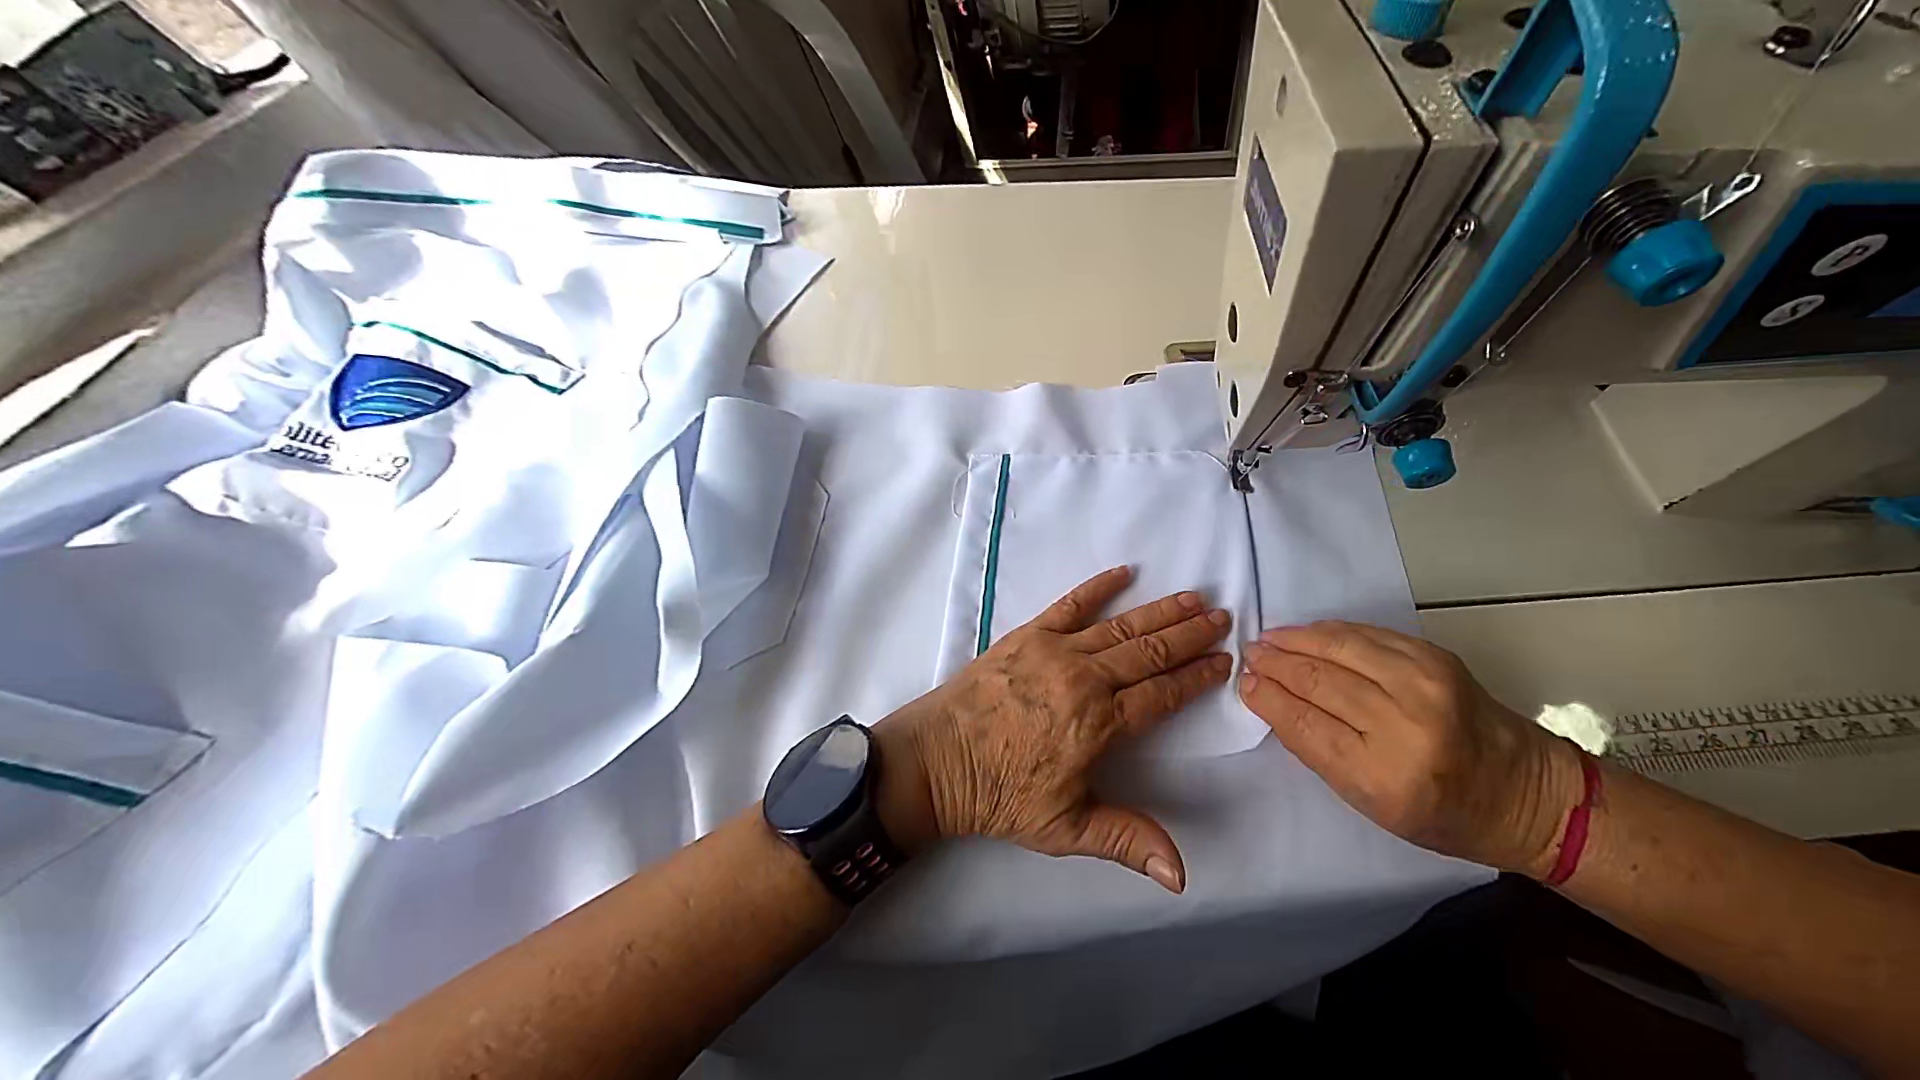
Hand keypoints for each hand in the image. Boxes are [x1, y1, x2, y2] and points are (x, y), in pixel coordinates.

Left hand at [873, 566, 1233, 892]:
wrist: (934, 760)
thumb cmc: (998, 795)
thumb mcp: (1064, 829)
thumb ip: (1126, 840)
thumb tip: (1182, 877)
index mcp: (1099, 724)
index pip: (1162, 694)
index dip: (1196, 678)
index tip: (1223, 662)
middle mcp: (1083, 679)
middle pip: (1148, 652)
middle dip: (1189, 635)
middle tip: (1221, 618)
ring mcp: (1053, 651)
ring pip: (1119, 627)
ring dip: (1158, 611)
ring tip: (1191, 597)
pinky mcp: (1025, 636)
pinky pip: (1068, 605)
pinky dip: (1096, 588)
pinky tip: (1122, 573)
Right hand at [1236, 621, 1581, 877]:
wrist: (1524, 791)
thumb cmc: (1439, 812)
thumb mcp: (1367, 801)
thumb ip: (1315, 748)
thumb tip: (1269, 699)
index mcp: (1384, 774)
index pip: (1304, 722)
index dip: (1266, 697)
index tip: (1243, 682)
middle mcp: (1405, 723)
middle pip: (1317, 679)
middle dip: (1275, 663)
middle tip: (1249, 655)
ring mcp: (1425, 684)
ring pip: (1338, 647)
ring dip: (1295, 640)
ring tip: (1269, 639)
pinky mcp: (1436, 658)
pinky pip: (1367, 635)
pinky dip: (1329, 632)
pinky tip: (1308, 634)